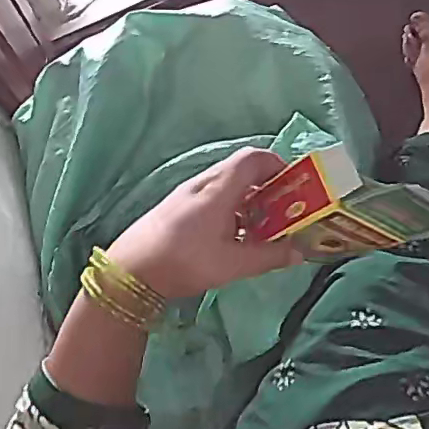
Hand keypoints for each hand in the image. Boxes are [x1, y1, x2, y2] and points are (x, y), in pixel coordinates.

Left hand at [106, 147, 300, 299]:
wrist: (130, 270)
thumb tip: (298, 252)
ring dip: (249, 199)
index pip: (254, 158)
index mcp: (219, 189)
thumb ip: (269, 256)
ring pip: (227, 185)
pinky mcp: (177, 206)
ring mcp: (188, 193)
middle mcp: (203, 183)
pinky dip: (231, 207)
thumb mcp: (232, 264)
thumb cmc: (184, 261)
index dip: (279, 165)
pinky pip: (213, 196)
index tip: (295, 186)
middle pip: (242, 170)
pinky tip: (233, 236)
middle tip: (284, 211)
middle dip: (268, 186)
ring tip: (262, 228)